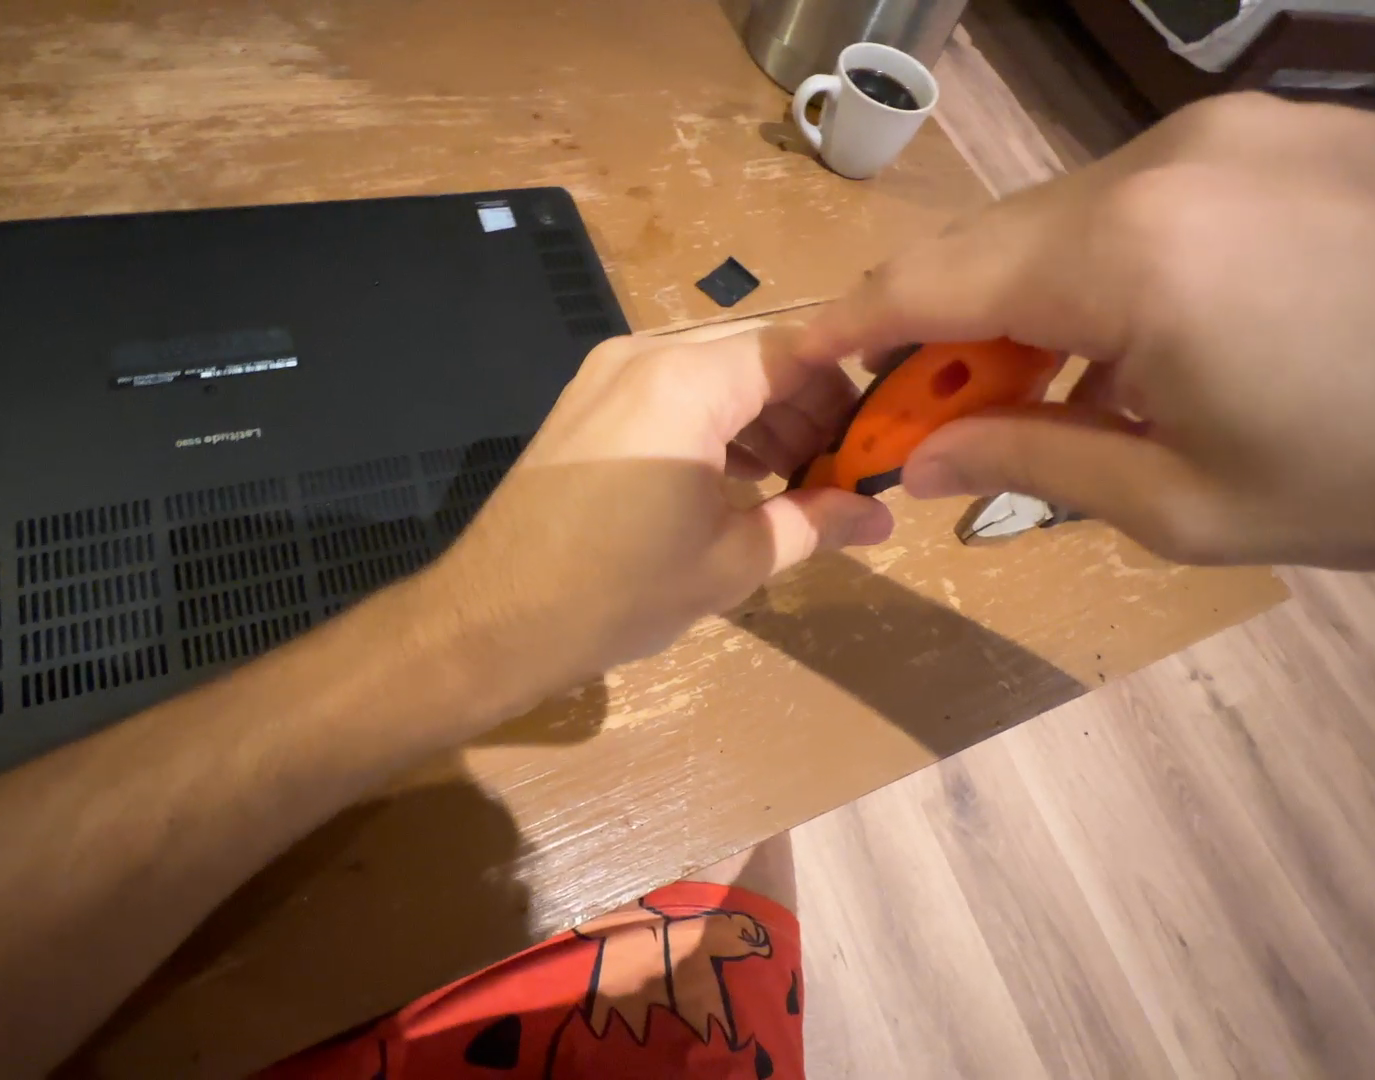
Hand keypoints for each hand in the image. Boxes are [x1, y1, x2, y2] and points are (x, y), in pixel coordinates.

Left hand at [433, 323, 894, 704]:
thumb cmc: (620, 593)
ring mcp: (604, 376)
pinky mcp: (583, 404)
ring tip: (791, 481)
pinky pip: (666, 395)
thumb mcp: (732, 561)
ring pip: (708, 375)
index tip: (876, 438)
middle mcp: (643, 355)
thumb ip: (814, 523)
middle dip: (803, 410)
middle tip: (838, 472)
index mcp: (685, 381)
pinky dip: (708, 426)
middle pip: (751, 359)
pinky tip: (731, 477)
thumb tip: (881, 518)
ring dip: (757, 420)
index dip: (845, 391)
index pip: (795, 352)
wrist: (494, 619)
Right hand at [795, 93, 1374, 577]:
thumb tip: (917, 459)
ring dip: (1005, 308)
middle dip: (925, 333)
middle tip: (921, 416)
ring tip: (1031, 394)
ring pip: (1045, 222)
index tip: (799, 363)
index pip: (924, 279)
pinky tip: (1123, 342)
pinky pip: (1124, 206)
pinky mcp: (1275, 134)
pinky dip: (1080, 278)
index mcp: (1124, 255)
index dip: (845, 324)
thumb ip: (1026, 464)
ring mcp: (1222, 135)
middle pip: (975, 245)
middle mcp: (1156, 163)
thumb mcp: (1184, 503)